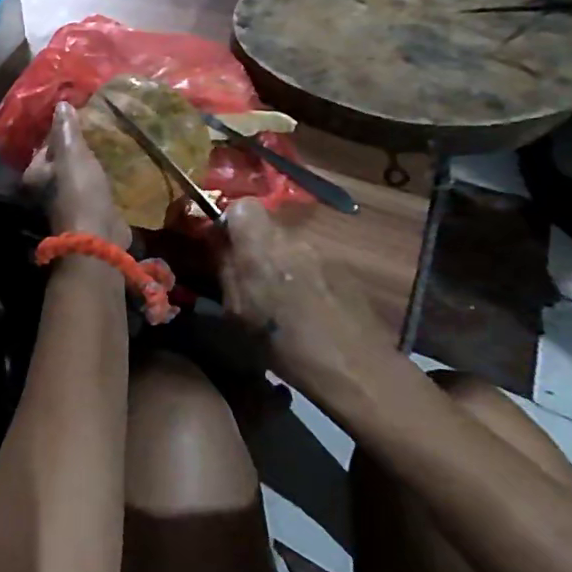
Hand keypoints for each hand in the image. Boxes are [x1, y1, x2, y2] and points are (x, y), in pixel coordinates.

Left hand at [26, 102, 131, 247]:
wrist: (98, 235)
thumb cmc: (80, 190)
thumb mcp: (72, 153)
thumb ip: (66, 129)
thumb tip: (60, 104)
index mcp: (36, 173)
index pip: (45, 144)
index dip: (60, 129)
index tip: (78, 115)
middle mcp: (47, 188)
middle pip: (61, 160)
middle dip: (76, 146)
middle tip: (96, 126)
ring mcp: (69, 200)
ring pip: (78, 173)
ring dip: (89, 161)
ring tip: (107, 141)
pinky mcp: (89, 210)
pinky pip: (93, 186)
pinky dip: (100, 176)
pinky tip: (114, 165)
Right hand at [218, 199, 390, 388]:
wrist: (352, 366)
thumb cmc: (283, 344)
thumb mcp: (236, 313)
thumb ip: (226, 270)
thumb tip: (219, 244)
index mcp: (260, 246)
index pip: (242, 205)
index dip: (232, 222)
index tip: (226, 247)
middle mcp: (292, 239)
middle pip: (267, 227)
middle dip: (255, 247)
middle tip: (250, 279)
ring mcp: (321, 252)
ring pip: (290, 247)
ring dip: (280, 264)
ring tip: (281, 300)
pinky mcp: (343, 269)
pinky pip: (312, 263)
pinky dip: (303, 277)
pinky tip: (307, 309)